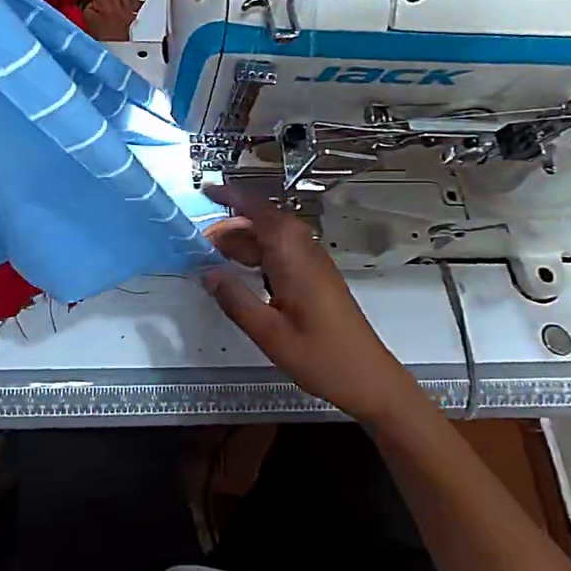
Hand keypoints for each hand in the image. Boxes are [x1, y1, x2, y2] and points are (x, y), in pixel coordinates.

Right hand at [201, 185, 432, 424]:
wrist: (369, 379)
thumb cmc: (325, 359)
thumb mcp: (269, 334)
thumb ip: (235, 300)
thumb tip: (208, 273)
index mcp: (295, 260)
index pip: (261, 214)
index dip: (234, 198)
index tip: (208, 191)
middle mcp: (306, 255)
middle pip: (266, 224)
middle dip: (232, 227)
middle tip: (201, 242)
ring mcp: (314, 266)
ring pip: (274, 240)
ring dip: (244, 242)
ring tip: (214, 257)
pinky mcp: (316, 279)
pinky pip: (283, 254)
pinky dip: (258, 256)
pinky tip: (243, 273)